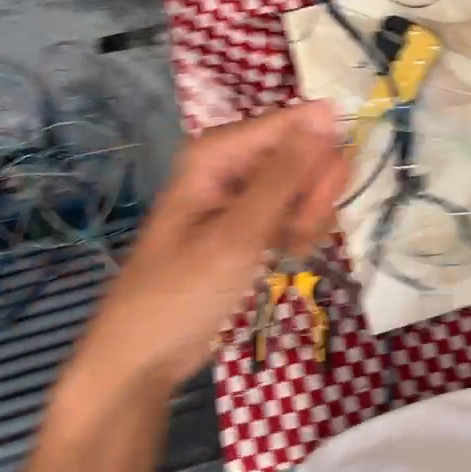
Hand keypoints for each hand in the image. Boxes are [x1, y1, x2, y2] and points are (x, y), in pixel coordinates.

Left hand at [77, 102, 350, 392]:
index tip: (324, 199)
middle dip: (312, 196)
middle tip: (297, 235)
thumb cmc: (181, 293)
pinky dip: (299, 236)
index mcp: (218, 152)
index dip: (320, 157)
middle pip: (304, 156)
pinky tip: (285, 258)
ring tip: (285, 254)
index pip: (295, 125)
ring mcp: (244, 195)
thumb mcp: (238, 234)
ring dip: (308, 221)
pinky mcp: (252, 223)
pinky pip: (296, 212)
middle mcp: (232, 164)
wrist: (144, 359)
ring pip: (306, 187)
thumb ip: (285, 174)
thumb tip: (326, 113)